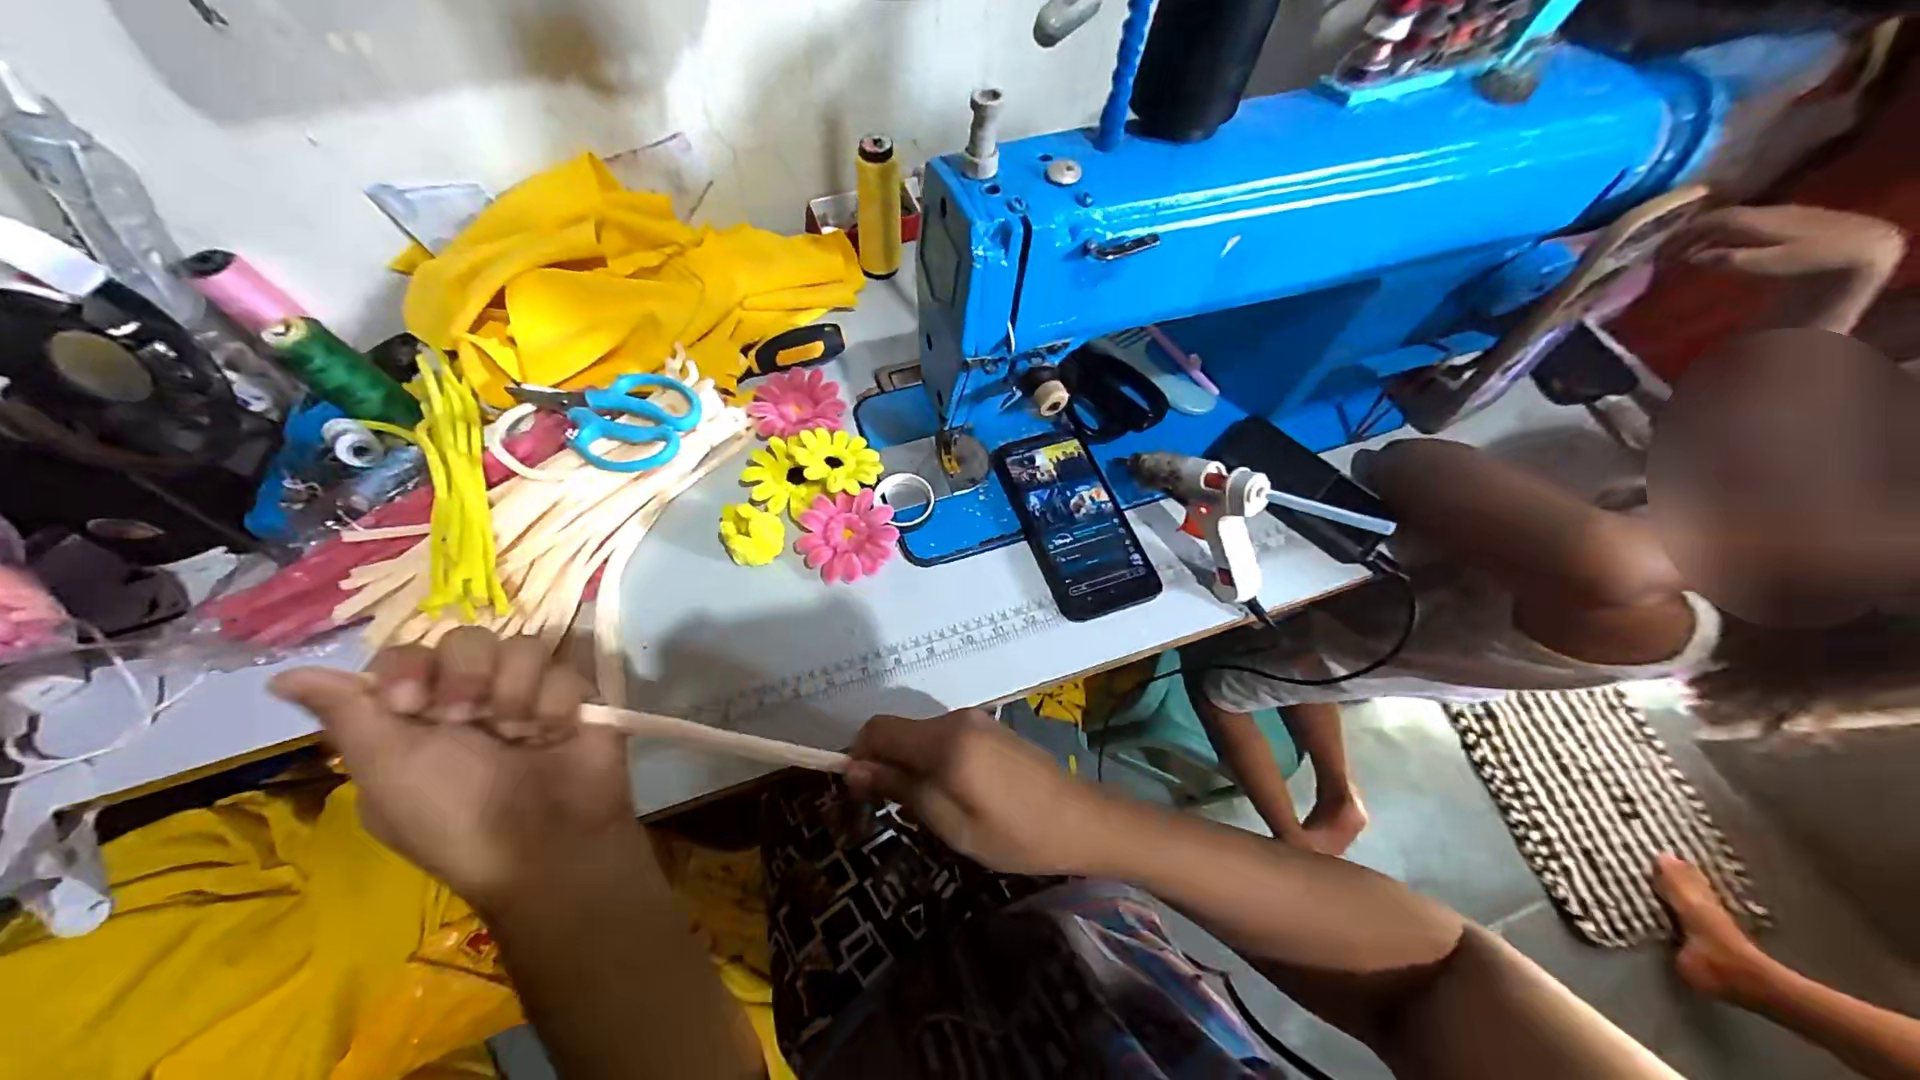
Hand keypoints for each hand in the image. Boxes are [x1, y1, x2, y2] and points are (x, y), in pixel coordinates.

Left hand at [270, 628, 634, 912]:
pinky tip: (554, 733)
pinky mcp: (574, 699)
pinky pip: (566, 670)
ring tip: (523, 732)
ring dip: (518, 691)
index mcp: (417, 715)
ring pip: (524, 648)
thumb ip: (348, 715)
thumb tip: (281, 678)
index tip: (411, 704)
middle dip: (469, 675)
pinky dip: (557, 702)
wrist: (547, 841)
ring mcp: (526, 696)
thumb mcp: (388, 771)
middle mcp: (472, 698)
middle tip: (471, 717)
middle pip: (468, 640)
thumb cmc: (454, 814)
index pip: (408, 654)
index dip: (412, 667)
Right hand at [845, 709, 1111, 875]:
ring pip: (920, 735)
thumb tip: (853, 770)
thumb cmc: (1016, 834)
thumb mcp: (952, 824)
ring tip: (923, 808)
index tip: (857, 793)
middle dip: (882, 763)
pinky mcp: (989, 728)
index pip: (878, 729)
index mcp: (945, 740)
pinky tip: (951, 793)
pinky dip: (932, 759)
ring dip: (908, 764)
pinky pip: (943, 737)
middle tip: (887, 809)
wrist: (1083, 820)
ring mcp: (976, 720)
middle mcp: (956, 719)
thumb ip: (901, 790)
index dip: (858, 756)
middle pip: (898, 731)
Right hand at [1667, 205, 1905, 277]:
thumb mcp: (1771, 266)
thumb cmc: (1815, 263)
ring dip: (1703, 235)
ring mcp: (1779, 214)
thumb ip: (1734, 260)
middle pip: (1721, 217)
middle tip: (1661, 255)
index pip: (1713, 220)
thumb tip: (1693, 258)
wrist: (1865, 251)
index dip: (1682, 234)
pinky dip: (1722, 235)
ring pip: (1732, 219)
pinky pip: (1745, 223)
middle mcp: (1768, 211)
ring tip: (1682, 254)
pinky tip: (1714, 248)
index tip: (1657, 253)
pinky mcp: (1788, 221)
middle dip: (1688, 234)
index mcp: (1762, 219)